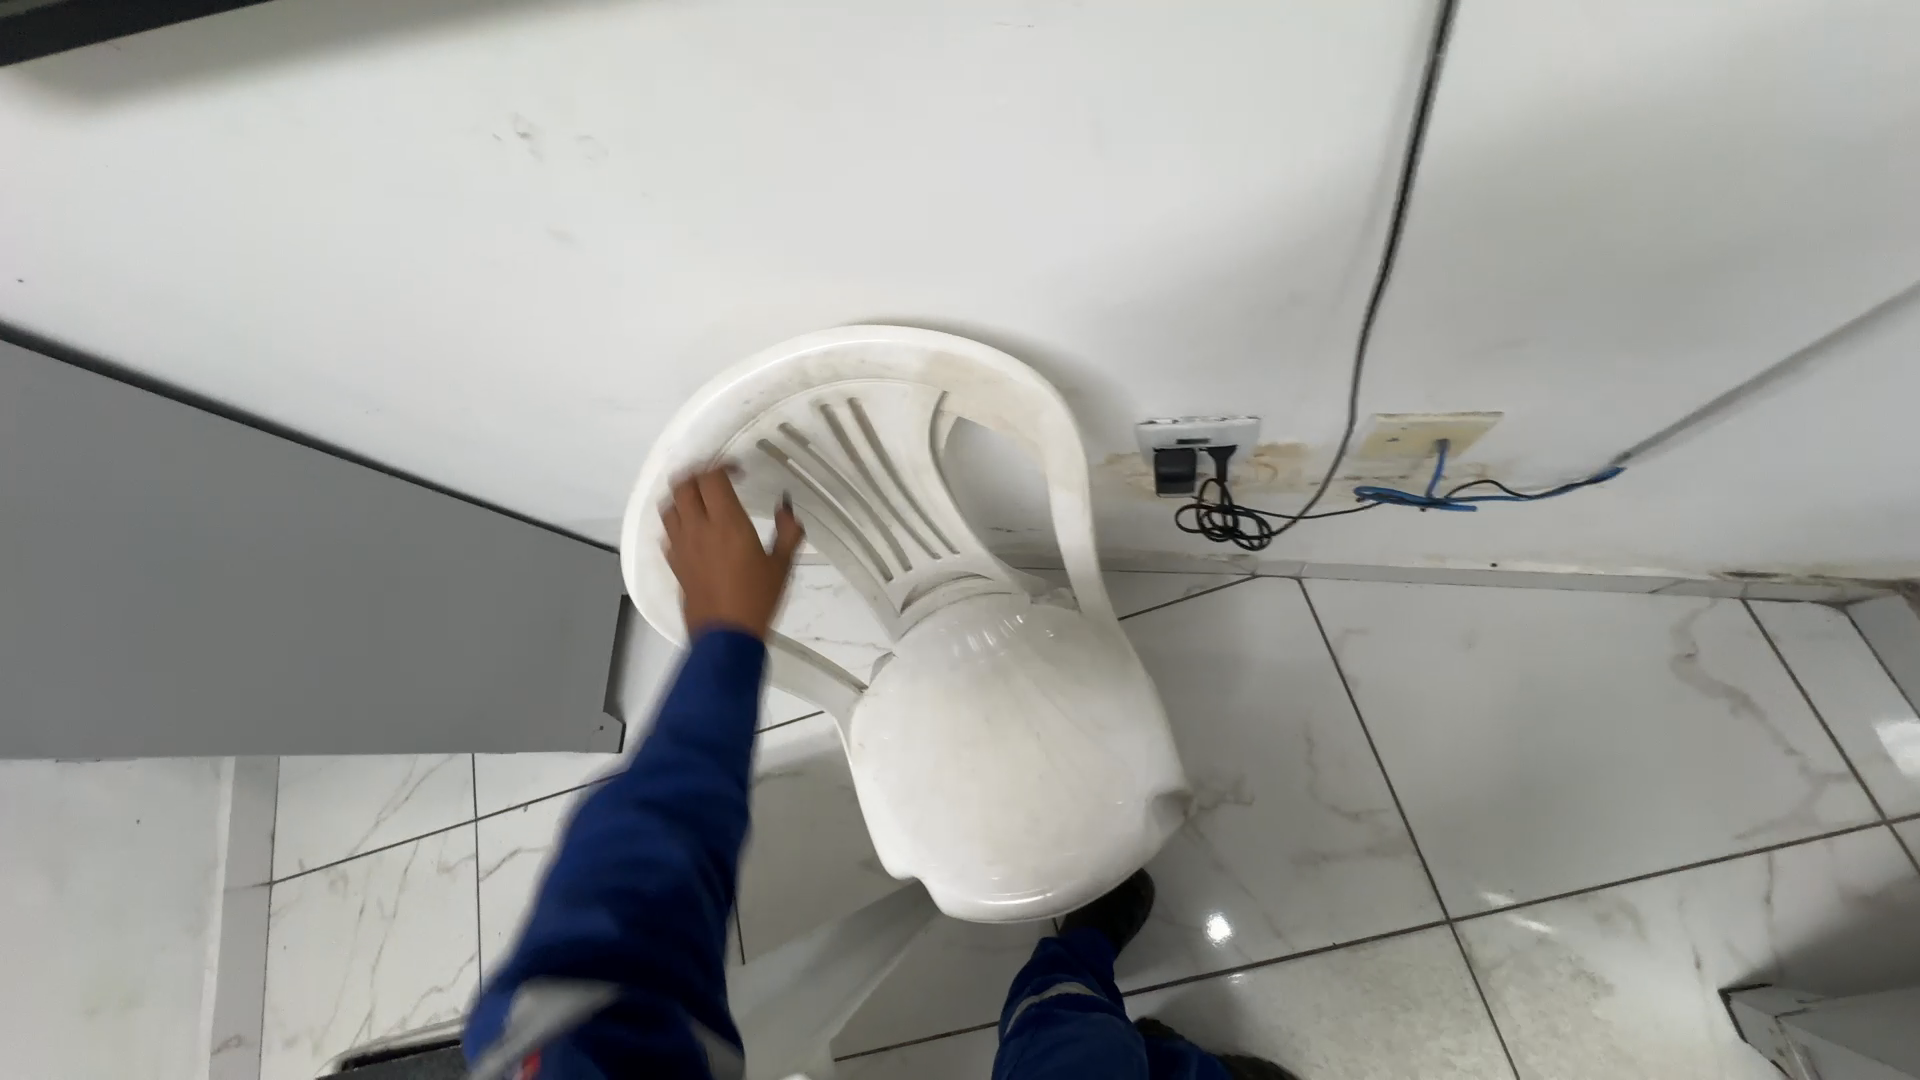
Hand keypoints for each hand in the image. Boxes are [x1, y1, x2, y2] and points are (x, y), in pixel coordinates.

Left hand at [661, 465, 803, 639]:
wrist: (726, 635)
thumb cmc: (758, 598)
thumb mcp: (783, 564)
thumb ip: (789, 531)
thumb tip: (786, 508)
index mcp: (727, 523)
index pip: (711, 477)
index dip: (722, 466)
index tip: (739, 472)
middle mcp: (698, 528)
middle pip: (684, 485)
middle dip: (699, 475)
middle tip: (717, 480)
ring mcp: (681, 544)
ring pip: (669, 505)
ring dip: (684, 496)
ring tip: (701, 500)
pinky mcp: (673, 562)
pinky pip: (668, 531)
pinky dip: (678, 521)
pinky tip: (693, 530)